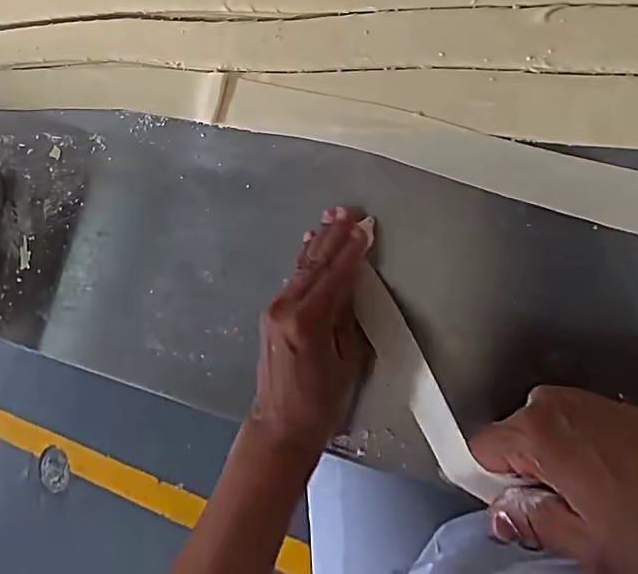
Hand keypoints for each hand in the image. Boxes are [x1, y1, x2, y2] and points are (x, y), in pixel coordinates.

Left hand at [246, 206, 374, 455]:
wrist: (279, 426)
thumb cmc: (320, 404)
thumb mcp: (347, 362)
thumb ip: (349, 318)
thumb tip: (353, 283)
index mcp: (308, 321)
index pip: (336, 275)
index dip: (352, 250)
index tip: (365, 228)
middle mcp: (286, 308)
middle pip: (316, 263)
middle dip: (335, 235)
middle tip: (349, 211)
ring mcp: (275, 308)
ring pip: (303, 266)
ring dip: (320, 241)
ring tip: (333, 217)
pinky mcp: (271, 312)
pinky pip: (294, 278)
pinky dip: (306, 259)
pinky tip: (310, 242)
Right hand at [470, 387, 637, 573]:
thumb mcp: (588, 544)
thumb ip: (532, 522)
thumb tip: (504, 513)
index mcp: (536, 429)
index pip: (480, 447)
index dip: (491, 484)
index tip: (514, 510)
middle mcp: (554, 401)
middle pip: (513, 436)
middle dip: (528, 474)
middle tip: (564, 517)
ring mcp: (585, 399)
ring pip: (545, 433)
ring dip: (559, 467)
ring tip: (599, 506)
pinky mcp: (613, 404)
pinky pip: (575, 427)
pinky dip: (584, 456)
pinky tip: (619, 489)